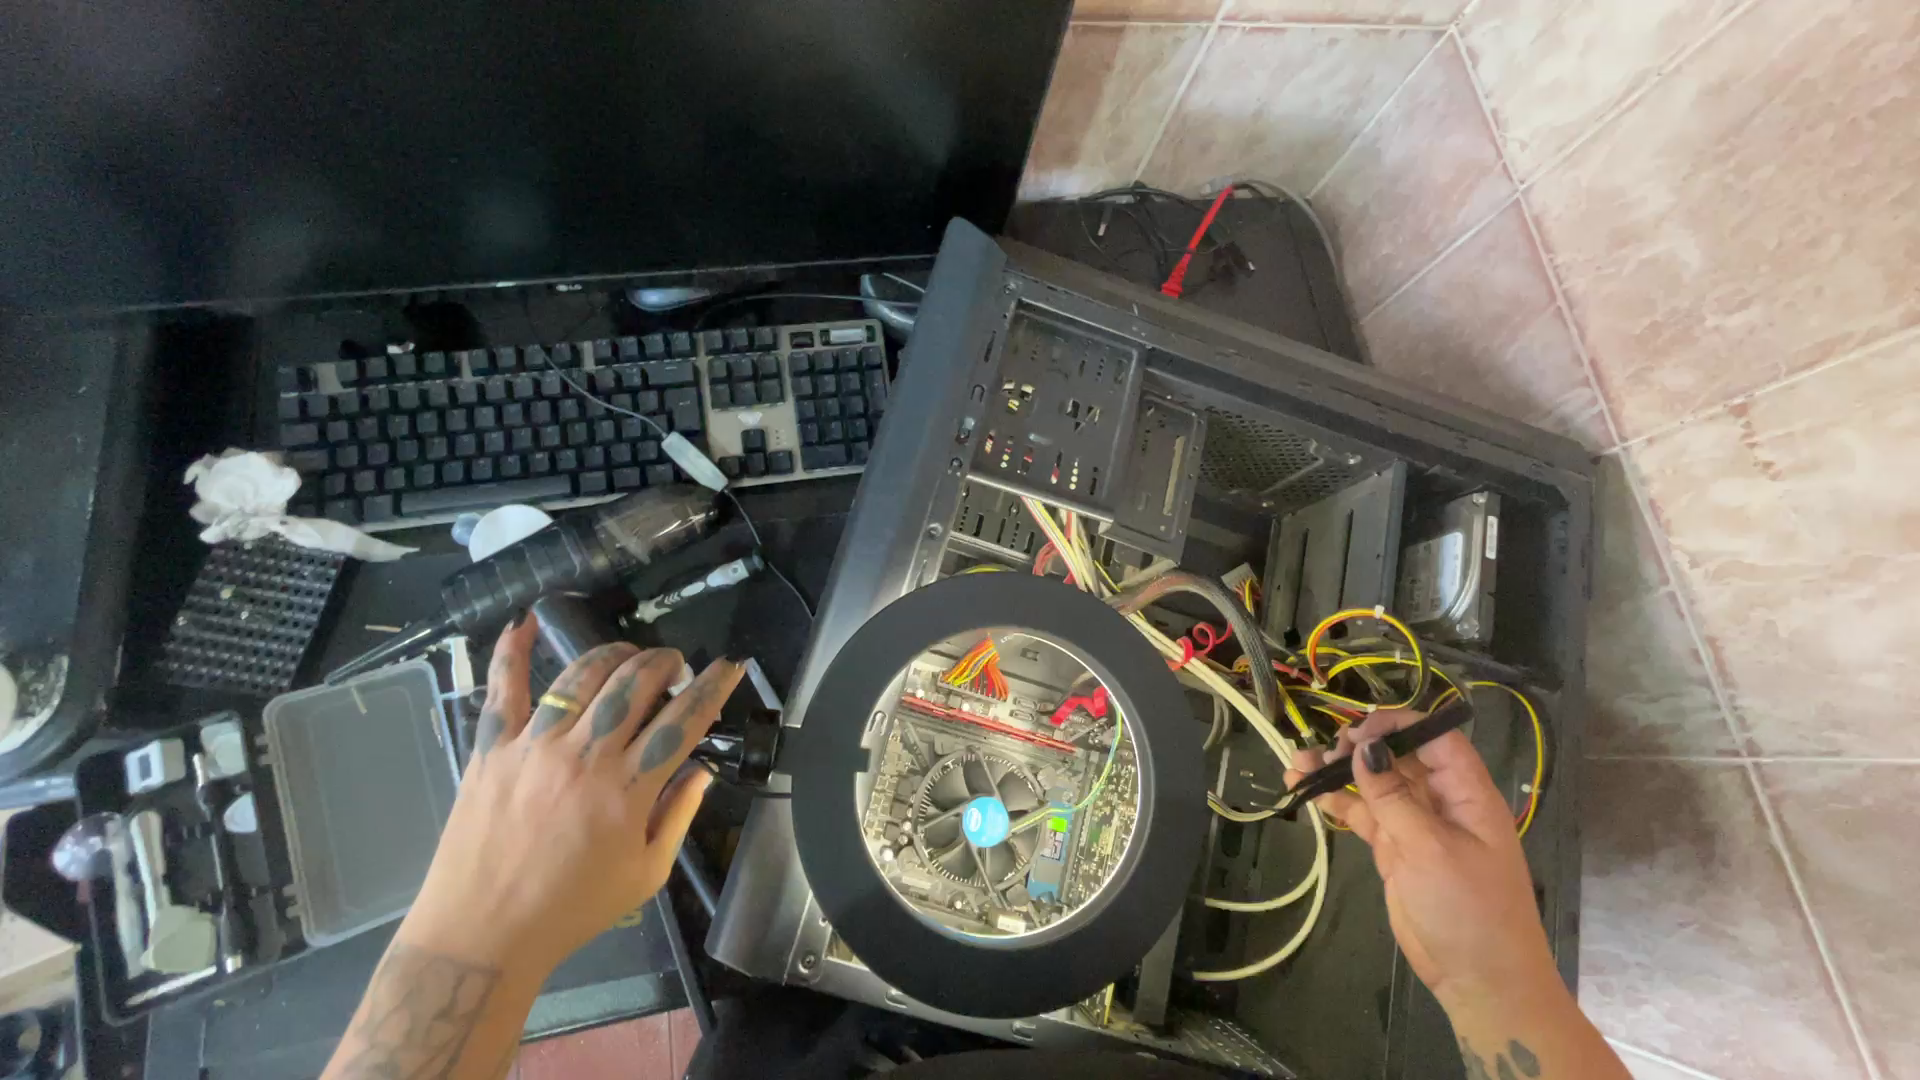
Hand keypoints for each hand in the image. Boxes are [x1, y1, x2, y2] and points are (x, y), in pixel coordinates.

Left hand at [398, 613, 745, 975]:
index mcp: (628, 790)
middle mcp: (585, 756)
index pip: (685, 720)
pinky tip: (526, 621)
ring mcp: (534, 746)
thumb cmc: (571, 910)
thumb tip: (703, 770)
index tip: (731, 667)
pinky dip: (513, 649)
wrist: (478, 939)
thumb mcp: (646, 873)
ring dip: (616, 653)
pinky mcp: (491, 749)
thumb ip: (679, 816)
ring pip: (583, 674)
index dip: (715, 686)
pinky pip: (502, 689)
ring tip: (631, 655)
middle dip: (666, 662)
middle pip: (637, 682)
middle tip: (676, 666)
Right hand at [1286, 709, 1555, 1008]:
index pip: (1436, 739)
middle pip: (1398, 756)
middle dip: (1359, 747)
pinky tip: (1304, 789)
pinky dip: (1334, 799)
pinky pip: (1361, 812)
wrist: (1479, 981)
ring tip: (1297, 763)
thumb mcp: (1429, 848)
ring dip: (1336, 771)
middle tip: (1325, 751)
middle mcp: (1442, 801)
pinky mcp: (1394, 847)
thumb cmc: (1469, 910)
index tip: (1357, 733)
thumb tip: (1364, 748)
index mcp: (1468, 795)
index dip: (1397, 726)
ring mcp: (1415, 824)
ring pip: (1372, 783)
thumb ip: (1393, 797)